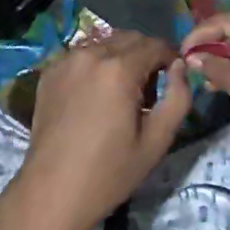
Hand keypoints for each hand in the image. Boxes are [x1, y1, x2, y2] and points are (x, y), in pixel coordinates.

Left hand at [10, 32, 189, 229]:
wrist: (52, 191)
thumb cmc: (108, 172)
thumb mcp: (156, 141)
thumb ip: (178, 98)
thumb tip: (180, 67)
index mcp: (119, 69)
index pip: (155, 45)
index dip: (170, 57)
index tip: (174, 76)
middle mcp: (91, 54)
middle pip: (129, 39)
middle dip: (145, 55)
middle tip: (149, 89)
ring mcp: (66, 60)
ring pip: (104, 44)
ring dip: (119, 58)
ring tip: (121, 92)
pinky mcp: (50, 70)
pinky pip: (81, 55)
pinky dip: (95, 65)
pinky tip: (94, 95)